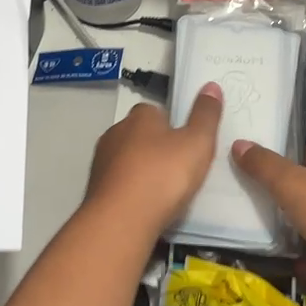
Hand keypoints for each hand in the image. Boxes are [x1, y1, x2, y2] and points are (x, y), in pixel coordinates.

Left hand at [85, 82, 223, 233]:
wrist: (121, 220)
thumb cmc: (163, 175)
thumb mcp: (197, 143)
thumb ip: (206, 115)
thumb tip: (211, 85)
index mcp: (141, 115)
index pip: (157, 112)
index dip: (172, 127)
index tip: (186, 146)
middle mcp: (116, 131)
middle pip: (139, 135)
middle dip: (155, 149)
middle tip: (177, 171)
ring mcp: (102, 160)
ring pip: (126, 160)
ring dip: (140, 171)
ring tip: (161, 194)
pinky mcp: (94, 188)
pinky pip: (117, 184)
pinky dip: (128, 192)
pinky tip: (142, 208)